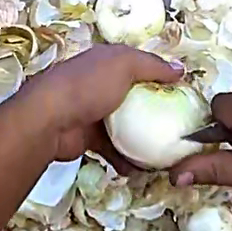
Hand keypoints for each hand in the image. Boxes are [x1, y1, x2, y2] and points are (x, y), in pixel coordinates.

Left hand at [8, 45, 182, 163]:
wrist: (49, 119)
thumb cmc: (88, 85)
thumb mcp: (124, 64)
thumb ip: (152, 65)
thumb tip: (180, 70)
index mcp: (107, 61)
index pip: (139, 65)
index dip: (160, 76)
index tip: (182, 94)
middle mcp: (100, 83)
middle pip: (133, 97)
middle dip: (154, 111)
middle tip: (177, 128)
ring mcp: (92, 112)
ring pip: (124, 126)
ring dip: (142, 140)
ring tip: (163, 154)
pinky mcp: (87, 137)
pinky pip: (112, 148)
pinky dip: (125, 158)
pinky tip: (140, 169)